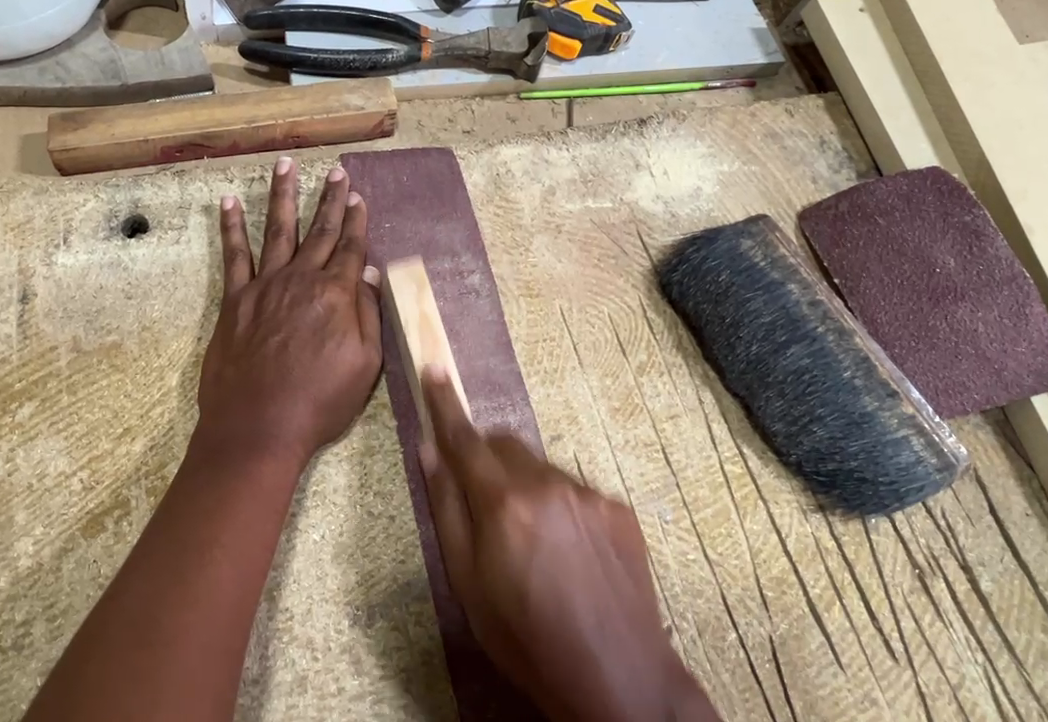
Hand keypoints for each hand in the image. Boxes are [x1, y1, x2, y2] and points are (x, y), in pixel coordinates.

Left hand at [193, 157, 383, 470]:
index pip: (351, 248)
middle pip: (319, 231)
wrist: (258, 424)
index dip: (356, 221)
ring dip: (284, 195)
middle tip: (335, 171)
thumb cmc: (319, 402)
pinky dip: (232, 226)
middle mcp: (301, 280)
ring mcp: (265, 286)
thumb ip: (367, 315)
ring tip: (285, 165)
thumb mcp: (365, 366)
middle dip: (329, 199)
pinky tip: (229, 201)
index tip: (358, 196)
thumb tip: (368, 274)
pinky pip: (234, 254)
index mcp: (336, 295)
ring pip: (278, 230)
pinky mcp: (236, 300)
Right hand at [421, 371, 718, 721]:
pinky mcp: (619, 509)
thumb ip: (446, 508)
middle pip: (505, 444)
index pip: (465, 440)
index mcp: (503, 503)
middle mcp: (547, 485)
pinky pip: (574, 489)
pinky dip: (558, 505)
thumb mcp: (467, 582)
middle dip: (486, 457)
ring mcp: (588, 494)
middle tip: (482, 500)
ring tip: (532, 542)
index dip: (445, 405)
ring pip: (540, 467)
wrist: (617, 677)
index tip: (434, 371)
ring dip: (524, 485)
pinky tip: (567, 552)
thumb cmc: (525, 637)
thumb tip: (428, 451)